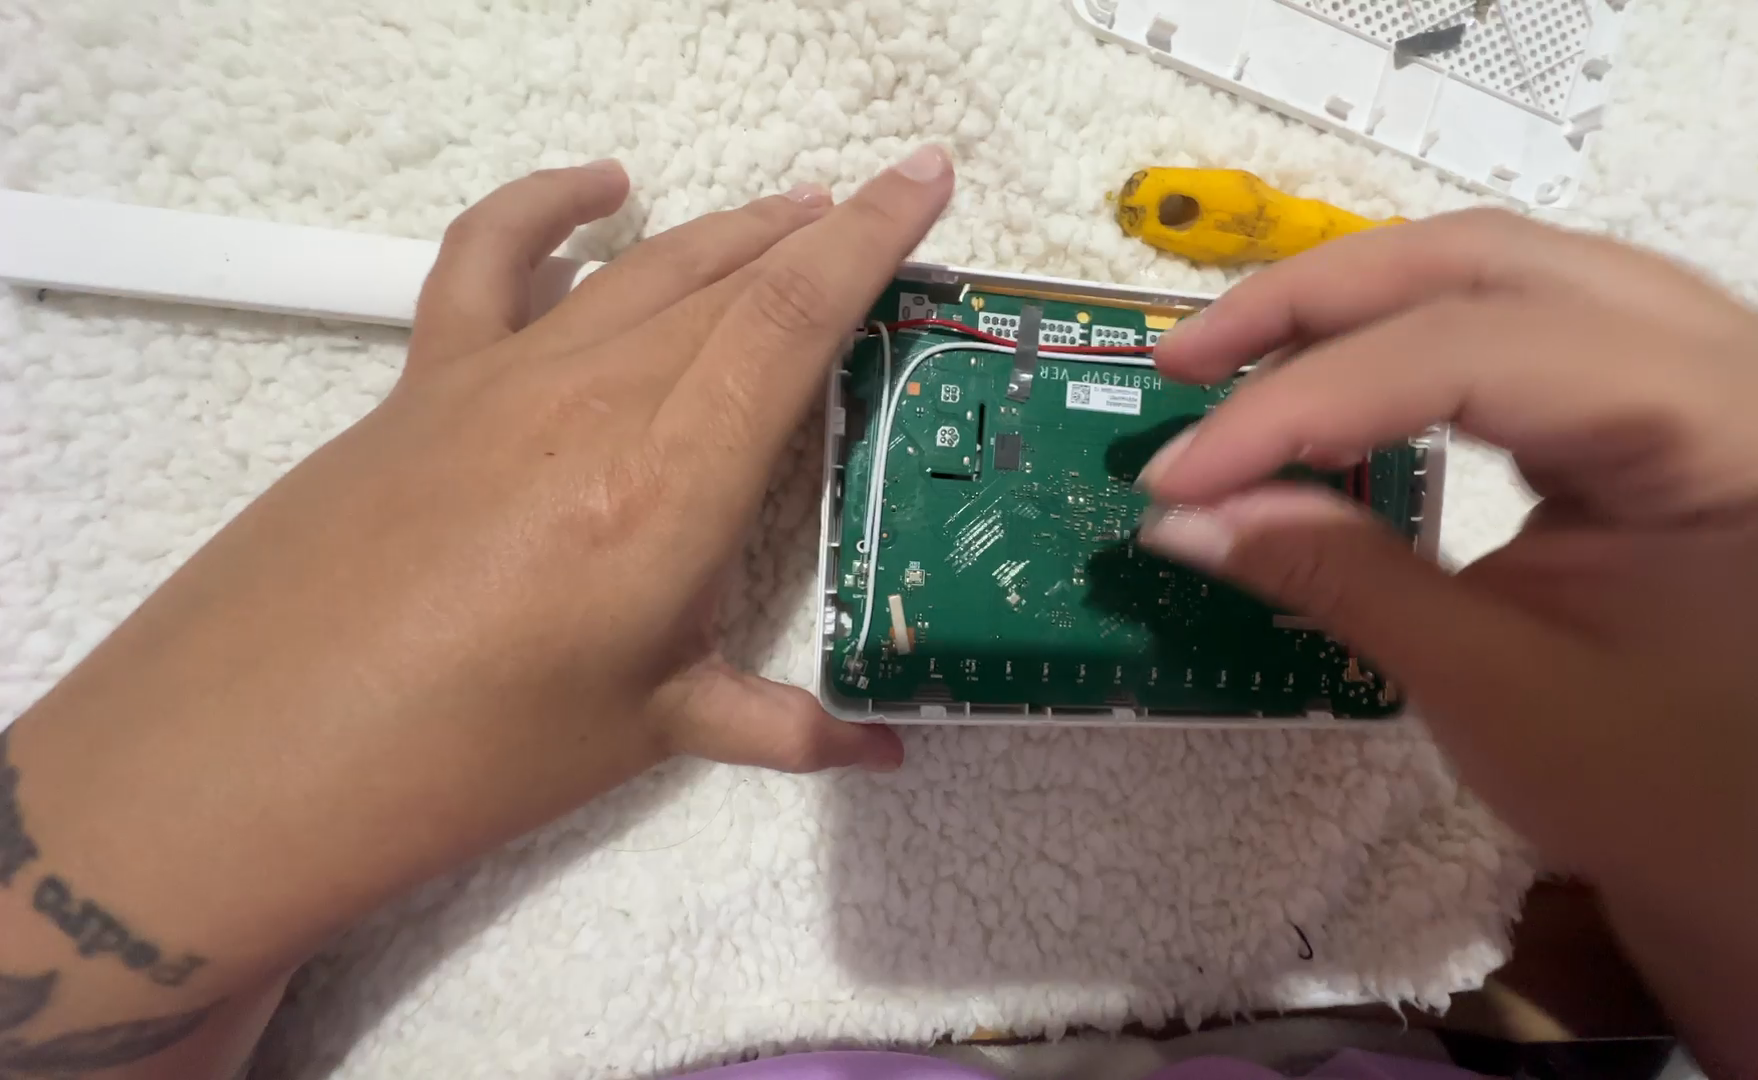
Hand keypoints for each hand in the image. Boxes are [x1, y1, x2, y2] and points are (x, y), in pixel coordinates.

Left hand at [3, 147, 953, 1035]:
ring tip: (806, 212)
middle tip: (893, 209)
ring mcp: (503, 378)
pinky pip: (491, 257)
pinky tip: (603, 188)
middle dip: (830, 232)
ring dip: (739, 229)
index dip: (872, 241)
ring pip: (648, 266)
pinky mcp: (428, 380)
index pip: (790, 323)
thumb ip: (793, 726)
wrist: (241, 765)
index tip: (927, 182)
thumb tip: (892, 754)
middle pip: (734, 279)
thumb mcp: (656, 731)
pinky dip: (549, 204)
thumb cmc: (477, 754)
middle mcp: (593, 402)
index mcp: (667, 486)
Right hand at [1136, 210, 1757, 1077]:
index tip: (1175, 476)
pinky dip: (1398, 349)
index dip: (1293, 408)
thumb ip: (1328, 574)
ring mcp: (1723, 366)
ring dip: (1346, 310)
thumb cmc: (1681, 808)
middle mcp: (1755, 355)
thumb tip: (1177, 519)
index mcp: (1751, 430)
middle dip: (1307, 304)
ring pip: (1499, 275)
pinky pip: (1516, 332)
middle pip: (1485, 263)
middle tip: (1186, 363)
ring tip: (1233, 362)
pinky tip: (1334, 386)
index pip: (1467, 358)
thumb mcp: (1487, 688)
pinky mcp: (1674, 401)